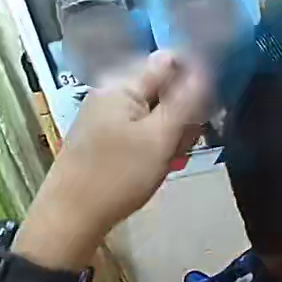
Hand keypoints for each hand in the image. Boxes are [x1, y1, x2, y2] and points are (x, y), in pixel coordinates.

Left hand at [13, 52, 212, 268]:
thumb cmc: (118, 177)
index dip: (196, 77)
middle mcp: (112, 92)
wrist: (71, 219)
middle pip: (164, 86)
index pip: (170, 61)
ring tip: (172, 158)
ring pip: (156, 110)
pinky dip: (157, 141)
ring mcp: (106, 115)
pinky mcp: (105, 136)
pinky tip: (159, 163)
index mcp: (122, 86)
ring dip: (173, 130)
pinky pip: (142, 127)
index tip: (210, 107)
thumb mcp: (160, 138)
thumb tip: (206, 67)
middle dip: (184, 111)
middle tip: (188, 141)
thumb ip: (185, 100)